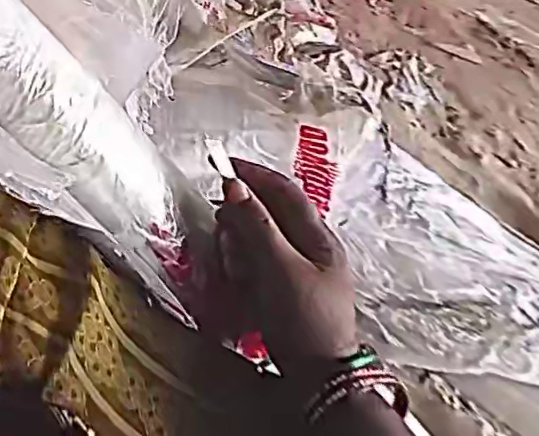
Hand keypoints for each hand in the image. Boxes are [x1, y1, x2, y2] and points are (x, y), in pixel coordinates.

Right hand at [216, 159, 359, 378]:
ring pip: (256, 231)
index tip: (220, 163)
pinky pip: (253, 253)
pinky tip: (236, 271)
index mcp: (319, 238)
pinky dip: (240, 255)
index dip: (253, 173)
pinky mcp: (282, 280)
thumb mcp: (278, 266)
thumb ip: (256, 223)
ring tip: (232, 259)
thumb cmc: (303, 316)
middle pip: (266, 209)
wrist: (316, 376)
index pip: (284, 190)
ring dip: (237, 238)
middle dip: (239, 214)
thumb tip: (232, 183)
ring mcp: (297, 264)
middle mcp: (310, 246)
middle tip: (223, 228)